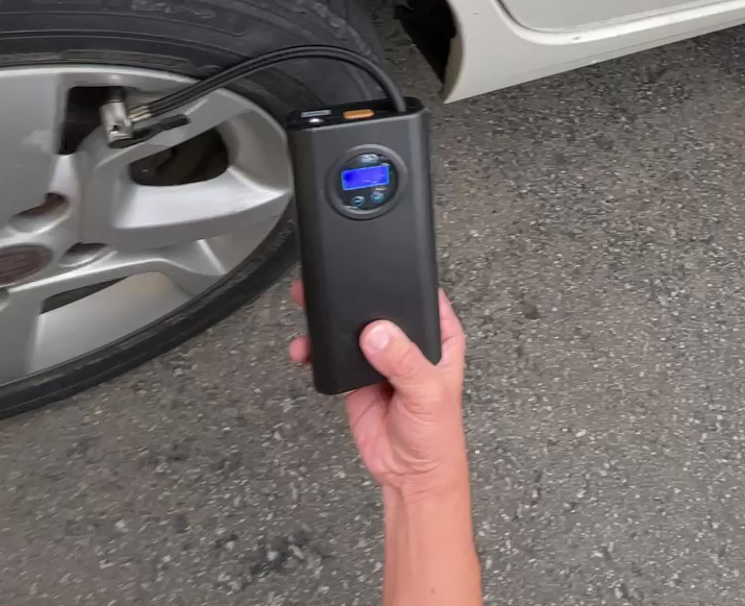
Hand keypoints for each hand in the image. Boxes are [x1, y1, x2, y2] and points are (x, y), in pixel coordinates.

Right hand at [287, 280, 469, 497]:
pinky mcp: (356, 376)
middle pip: (383, 308)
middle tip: (332, 284)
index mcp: (439, 334)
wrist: (409, 475)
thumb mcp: (427, 392)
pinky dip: (318, 350)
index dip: (404, 281)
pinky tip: (305, 346)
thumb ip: (404, 362)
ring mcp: (381, 358)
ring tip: (311, 308)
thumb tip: (378, 334)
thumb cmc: (436, 433)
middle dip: (359, 296)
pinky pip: (334, 356)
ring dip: (333, 321)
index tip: (380, 268)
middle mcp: (409, 341)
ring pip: (355, 329)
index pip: (422, 296)